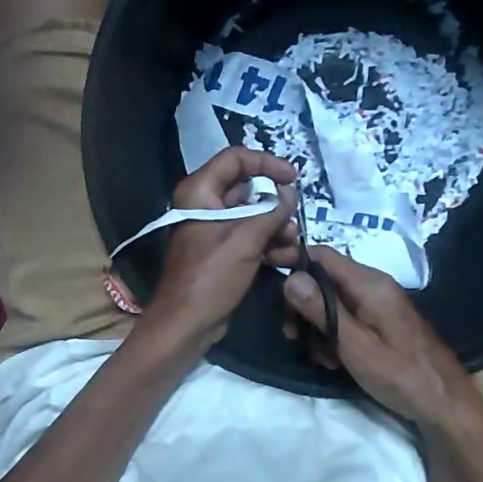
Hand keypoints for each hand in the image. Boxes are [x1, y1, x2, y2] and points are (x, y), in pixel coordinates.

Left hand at [143, 147, 301, 347]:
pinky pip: (250, 237)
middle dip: (276, 203)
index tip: (294, 179)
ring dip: (276, 227)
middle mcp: (204, 204)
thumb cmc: (211, 275)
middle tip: (295, 219)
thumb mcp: (246, 239)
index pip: (236, 158)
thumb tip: (290, 193)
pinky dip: (268, 243)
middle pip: (248, 188)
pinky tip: (286, 258)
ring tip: (292, 244)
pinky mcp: (222, 251)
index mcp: (200, 191)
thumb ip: (272, 210)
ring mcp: (213, 229)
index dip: (267, 163)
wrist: (187, 322)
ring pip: (253, 215)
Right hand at [282, 246, 480, 431]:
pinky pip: (347, 317)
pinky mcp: (381, 322)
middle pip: (324, 280)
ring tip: (321, 358)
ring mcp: (379, 304)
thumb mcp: (354, 344)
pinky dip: (334, 335)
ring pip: (332, 302)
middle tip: (291, 335)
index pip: (323, 254)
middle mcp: (374, 286)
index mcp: (369, 284)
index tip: (267, 268)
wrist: (445, 405)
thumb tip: (291, 277)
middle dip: (302, 305)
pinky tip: (335, 361)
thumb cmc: (400, 374)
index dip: (293, 258)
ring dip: (317, 326)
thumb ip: (322, 309)